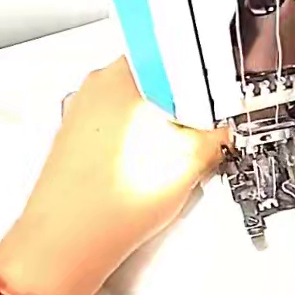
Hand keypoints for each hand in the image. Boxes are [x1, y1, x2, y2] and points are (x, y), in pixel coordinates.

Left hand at [0, 59, 226, 294]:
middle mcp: (96, 86)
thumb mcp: (189, 162)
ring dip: (159, 128)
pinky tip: (142, 173)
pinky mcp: (76, 138)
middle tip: (195, 138)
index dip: (204, 77)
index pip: (176, 52)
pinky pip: (118, 129)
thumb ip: (217, 132)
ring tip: (164, 163)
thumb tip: (225, 125)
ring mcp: (81, 111)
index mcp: (123, 75)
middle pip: (158, 81)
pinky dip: (136, 145)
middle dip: (182, 108)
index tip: (217, 98)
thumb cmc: (113, 204)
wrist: (69, 242)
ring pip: (137, 107)